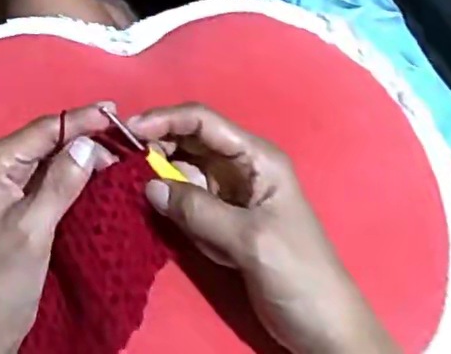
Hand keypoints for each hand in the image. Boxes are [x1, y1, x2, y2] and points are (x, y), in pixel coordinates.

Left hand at [0, 104, 118, 353]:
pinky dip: (78, 172)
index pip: (45, 129)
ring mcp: (13, 183)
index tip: (115, 111)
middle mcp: (3, 163)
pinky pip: (55, 177)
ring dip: (85, 152)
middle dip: (86, 134)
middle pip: (50, 139)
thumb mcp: (34, 229)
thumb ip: (60, 183)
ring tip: (120, 150)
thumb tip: (88, 144)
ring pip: (54, 156)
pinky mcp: (24, 202)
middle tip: (125, 134)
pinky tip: (100, 172)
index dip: (81, 119)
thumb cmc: (5, 277)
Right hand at [131, 104, 397, 353]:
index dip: (165, 118)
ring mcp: (230, 192)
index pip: (201, 120)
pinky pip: (185, 197)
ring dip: (158, 172)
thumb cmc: (300, 277)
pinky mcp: (221, 218)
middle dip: (156, 144)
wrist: (327, 337)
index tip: (130, 129)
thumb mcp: (250, 242)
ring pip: (183, 167)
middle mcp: (240, 166)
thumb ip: (199, 211)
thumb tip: (149, 186)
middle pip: (188, 139)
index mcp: (255, 157)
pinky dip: (168, 200)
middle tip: (123, 157)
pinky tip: (153, 207)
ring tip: (130, 181)